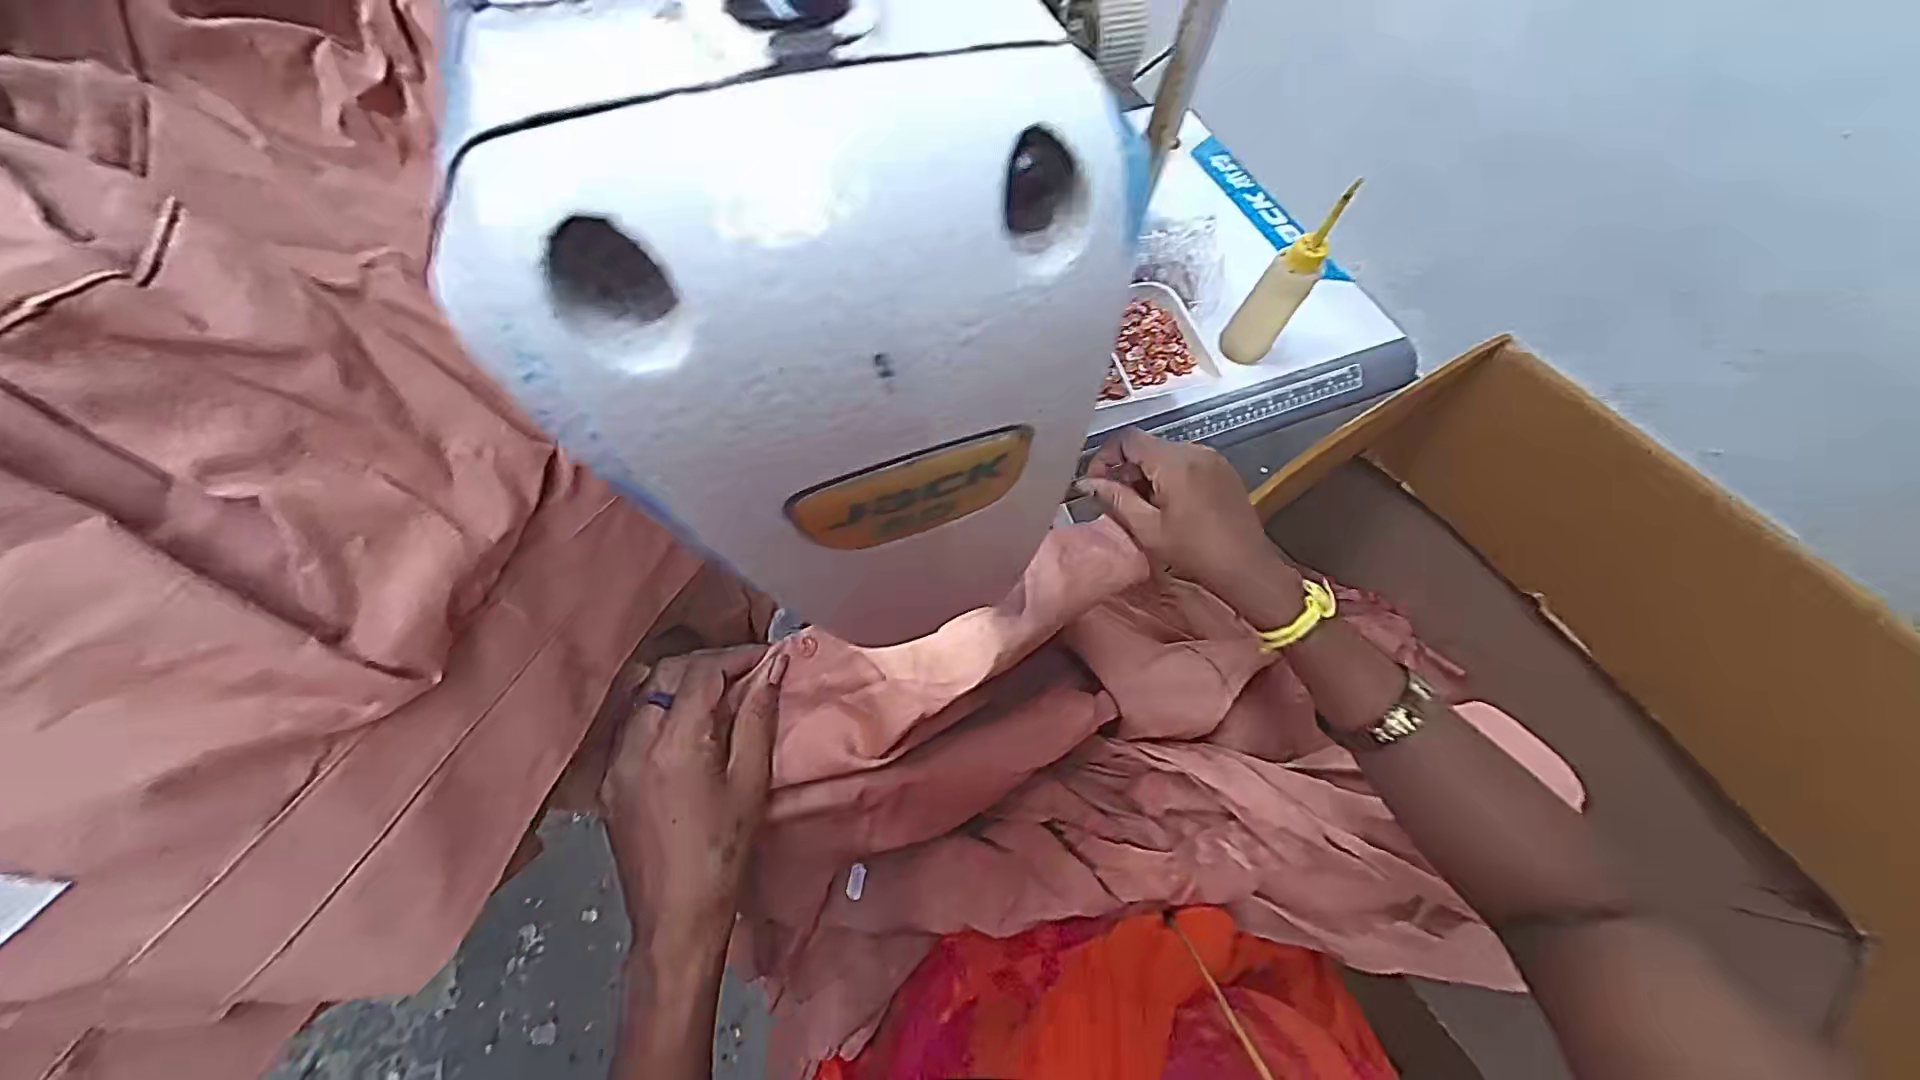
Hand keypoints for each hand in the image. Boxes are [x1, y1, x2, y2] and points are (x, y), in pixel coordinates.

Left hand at [601, 645, 787, 945]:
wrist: (676, 915)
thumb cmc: (724, 850)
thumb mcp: (751, 780)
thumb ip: (758, 717)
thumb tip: (772, 669)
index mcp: (674, 743)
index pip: (701, 673)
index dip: (737, 657)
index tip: (766, 657)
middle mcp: (635, 744)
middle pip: (667, 673)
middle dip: (709, 663)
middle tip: (746, 670)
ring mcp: (615, 763)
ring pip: (646, 694)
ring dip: (683, 681)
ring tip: (721, 690)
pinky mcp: (610, 781)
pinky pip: (633, 722)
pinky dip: (662, 706)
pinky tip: (688, 721)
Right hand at [1078, 429, 1300, 598]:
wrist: (1247, 567)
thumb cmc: (1196, 552)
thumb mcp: (1147, 528)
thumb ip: (1115, 499)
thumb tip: (1089, 484)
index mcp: (1175, 462)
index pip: (1127, 439)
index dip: (1104, 458)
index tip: (1096, 484)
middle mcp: (1195, 451)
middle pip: (1146, 447)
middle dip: (1125, 471)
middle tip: (1115, 502)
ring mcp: (1212, 459)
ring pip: (1164, 456)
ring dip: (1145, 477)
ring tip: (1141, 509)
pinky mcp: (1222, 471)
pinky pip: (1184, 464)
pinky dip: (1167, 479)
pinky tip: (1165, 508)